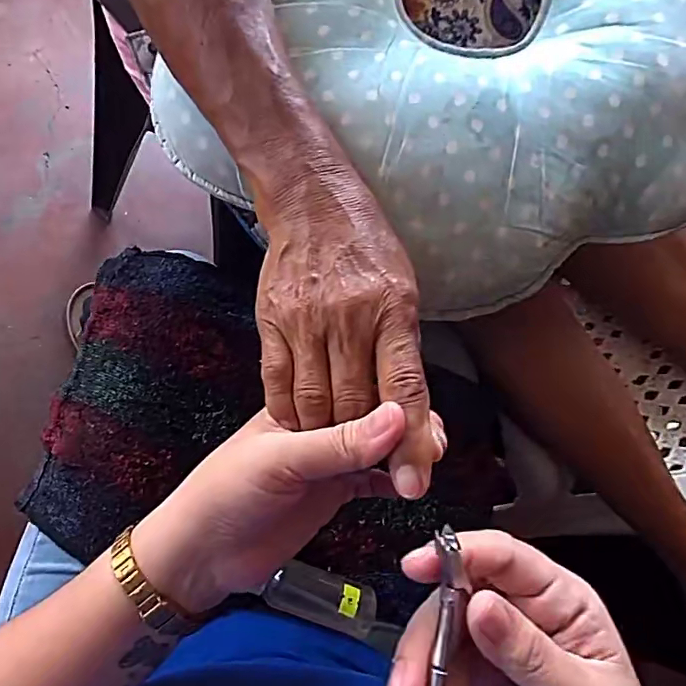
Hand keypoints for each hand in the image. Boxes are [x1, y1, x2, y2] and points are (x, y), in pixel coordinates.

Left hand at [129, 403, 445, 613]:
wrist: (203, 552)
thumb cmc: (221, 495)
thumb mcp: (279, 461)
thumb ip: (336, 443)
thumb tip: (394, 417)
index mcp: (296, 405)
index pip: (353, 390)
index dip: (390, 398)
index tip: (422, 412)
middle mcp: (313, 429)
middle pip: (372, 419)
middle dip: (406, 426)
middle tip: (432, 442)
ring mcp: (323, 462)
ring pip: (377, 449)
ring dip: (405, 453)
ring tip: (430, 459)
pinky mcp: (329, 493)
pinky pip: (372, 480)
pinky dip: (394, 479)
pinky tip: (412, 481)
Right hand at [255, 176, 437, 498]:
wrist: (312, 203)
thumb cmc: (364, 245)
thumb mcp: (404, 289)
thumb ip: (402, 347)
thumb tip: (407, 407)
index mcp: (392, 309)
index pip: (404, 389)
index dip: (411, 442)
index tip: (414, 482)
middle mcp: (348, 318)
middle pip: (355, 404)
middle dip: (366, 446)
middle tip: (372, 465)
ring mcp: (304, 321)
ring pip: (314, 401)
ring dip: (326, 434)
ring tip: (334, 448)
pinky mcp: (271, 322)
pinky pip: (276, 382)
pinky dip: (288, 412)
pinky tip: (298, 424)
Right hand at [384, 530, 669, 685]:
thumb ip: (529, 653)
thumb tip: (481, 604)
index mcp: (555, 600)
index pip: (502, 558)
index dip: (457, 553)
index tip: (416, 566)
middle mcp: (513, 611)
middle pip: (447, 604)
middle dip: (422, 652)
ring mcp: (483, 642)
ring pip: (430, 646)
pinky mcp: (462, 674)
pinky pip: (429, 683)